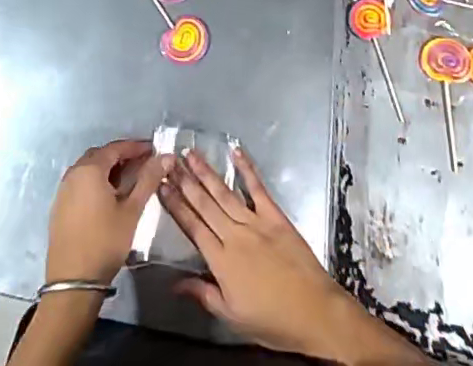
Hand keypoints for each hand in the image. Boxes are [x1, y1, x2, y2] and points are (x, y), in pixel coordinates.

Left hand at [44, 139, 167, 284]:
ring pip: (88, 170)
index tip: (154, 150)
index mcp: (89, 171)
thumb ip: (149, 178)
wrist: (73, 282)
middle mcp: (72, 176)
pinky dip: (96, 182)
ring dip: (109, 169)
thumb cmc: (106, 241)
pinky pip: (80, 184)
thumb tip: (166, 155)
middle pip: (100, 156)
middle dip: (122, 155)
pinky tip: (110, 195)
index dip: (136, 146)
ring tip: (130, 179)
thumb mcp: (133, 209)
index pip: (115, 148)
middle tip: (143, 163)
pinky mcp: (59, 209)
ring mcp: (62, 193)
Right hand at [160, 146, 423, 363]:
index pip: (192, 227)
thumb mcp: (230, 315)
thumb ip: (203, 293)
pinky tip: (236, 152)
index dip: (175, 205)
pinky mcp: (276, 215)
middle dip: (186, 182)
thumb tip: (174, 282)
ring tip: (192, 155)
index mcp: (221, 261)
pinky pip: (259, 188)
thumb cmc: (269, 319)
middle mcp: (236, 235)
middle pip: (205, 205)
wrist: (311, 309)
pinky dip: (247, 169)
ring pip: (226, 193)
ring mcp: (257, 222)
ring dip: (207, 173)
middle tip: (169, 161)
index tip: (161, 186)